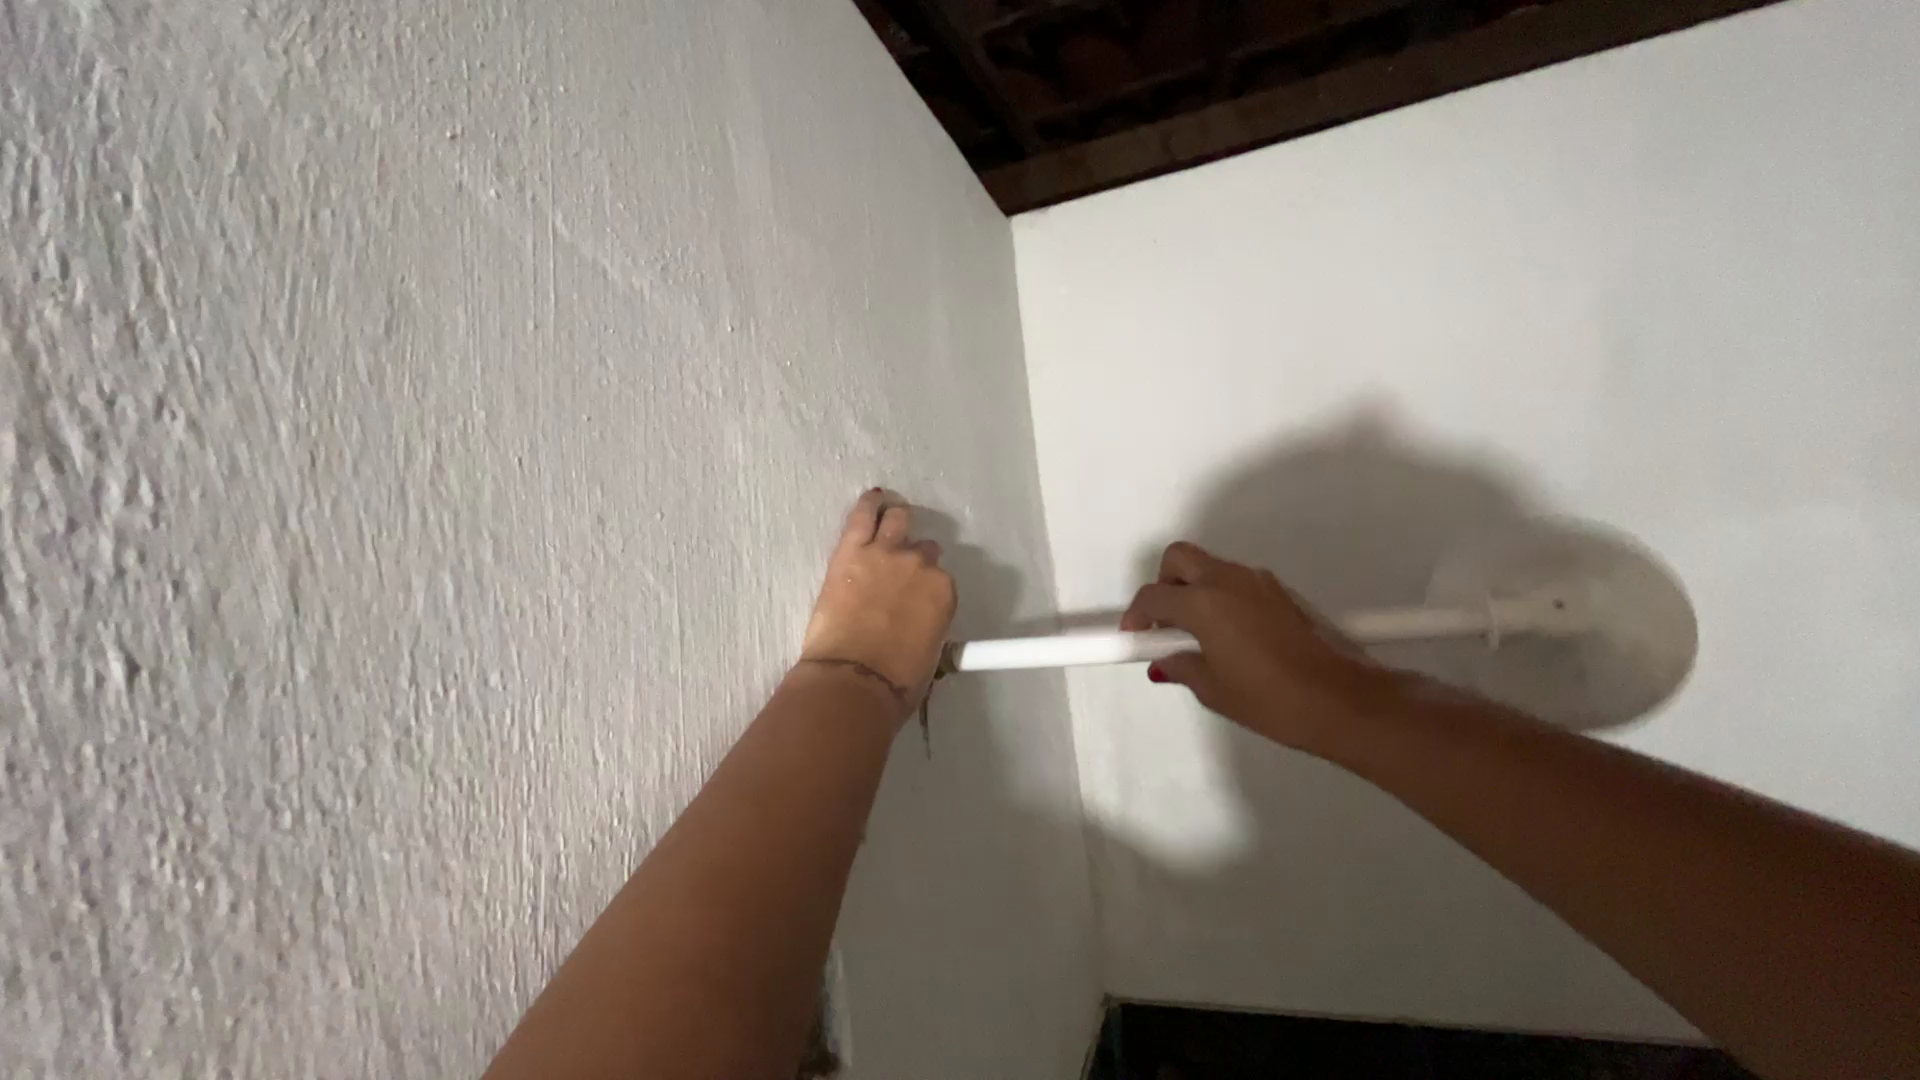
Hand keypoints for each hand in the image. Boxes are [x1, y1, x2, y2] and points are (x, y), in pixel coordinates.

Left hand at [799, 489, 956, 721]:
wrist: (855, 676)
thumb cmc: (897, 680)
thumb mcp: (929, 656)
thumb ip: (930, 630)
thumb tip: (921, 632)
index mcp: (944, 593)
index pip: (941, 578)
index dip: (928, 583)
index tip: (917, 593)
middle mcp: (921, 565)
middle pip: (923, 548)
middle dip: (914, 556)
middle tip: (901, 568)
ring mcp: (886, 553)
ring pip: (897, 520)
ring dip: (896, 518)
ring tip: (891, 515)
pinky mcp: (852, 550)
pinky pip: (863, 515)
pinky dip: (869, 503)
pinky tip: (872, 497)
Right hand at [1121, 541, 1410, 752]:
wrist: (1345, 701)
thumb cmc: (1271, 700)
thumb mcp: (1214, 691)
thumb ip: (1182, 667)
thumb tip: (1166, 661)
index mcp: (1204, 604)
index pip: (1153, 596)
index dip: (1135, 616)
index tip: (1134, 637)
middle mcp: (1228, 580)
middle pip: (1179, 558)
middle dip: (1163, 582)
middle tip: (1165, 622)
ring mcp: (1259, 581)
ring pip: (1211, 567)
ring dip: (1195, 589)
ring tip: (1200, 634)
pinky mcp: (1282, 592)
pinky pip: (1238, 582)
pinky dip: (1223, 597)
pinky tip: (1232, 636)